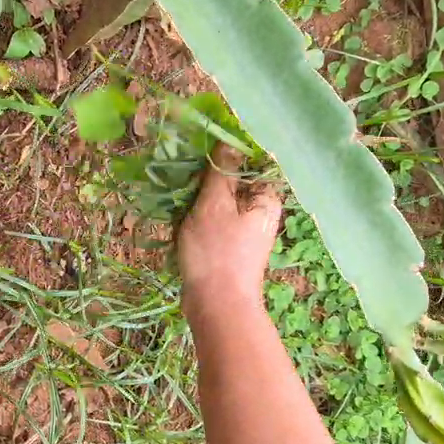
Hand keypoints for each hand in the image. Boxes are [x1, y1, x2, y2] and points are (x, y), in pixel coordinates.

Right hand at [177, 145, 280, 312]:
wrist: (216, 304)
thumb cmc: (216, 252)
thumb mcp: (213, 205)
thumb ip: (220, 171)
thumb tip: (227, 140)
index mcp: (265, 196)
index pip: (248, 159)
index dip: (223, 151)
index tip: (197, 152)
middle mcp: (260, 209)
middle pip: (229, 179)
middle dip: (202, 180)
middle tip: (181, 186)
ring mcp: (244, 227)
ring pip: (215, 199)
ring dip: (193, 200)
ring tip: (177, 208)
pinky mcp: (229, 242)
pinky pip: (210, 218)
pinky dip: (193, 218)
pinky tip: (179, 225)